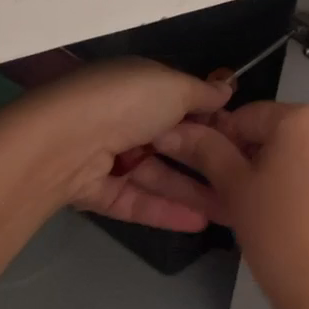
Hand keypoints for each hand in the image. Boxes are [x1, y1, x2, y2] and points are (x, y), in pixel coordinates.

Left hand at [8, 57, 231, 232]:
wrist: (63, 140)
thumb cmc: (125, 101)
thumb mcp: (173, 87)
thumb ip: (202, 92)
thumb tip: (226, 86)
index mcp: (140, 86)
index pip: (183, 104)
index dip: (213, 120)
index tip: (244, 139)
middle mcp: (124, 118)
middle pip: (173, 142)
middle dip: (208, 160)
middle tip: (244, 181)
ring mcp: (109, 156)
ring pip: (158, 176)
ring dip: (193, 191)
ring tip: (230, 211)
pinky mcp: (98, 191)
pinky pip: (137, 200)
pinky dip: (166, 210)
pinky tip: (200, 223)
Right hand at [153, 102, 308, 308]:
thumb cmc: (279, 233)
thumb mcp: (236, 189)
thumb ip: (207, 151)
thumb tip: (175, 130)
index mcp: (302, 117)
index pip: (248, 115)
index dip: (222, 141)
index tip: (211, 173)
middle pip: (279, 130)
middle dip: (253, 155)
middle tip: (235, 195)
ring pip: (303, 151)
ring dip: (279, 169)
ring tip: (263, 209)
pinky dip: (306, 183)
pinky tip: (294, 218)